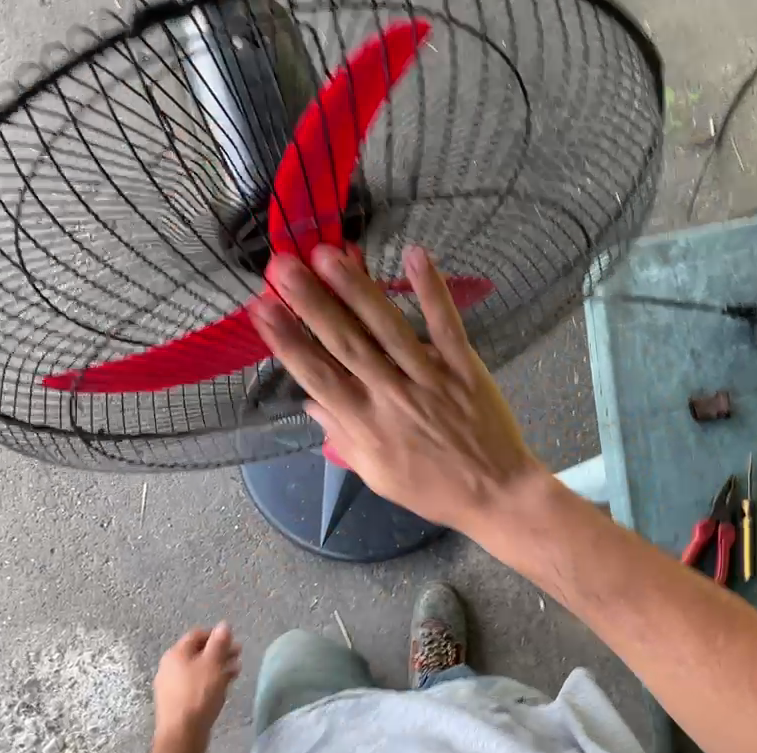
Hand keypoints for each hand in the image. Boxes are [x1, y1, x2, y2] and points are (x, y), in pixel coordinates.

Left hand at [153, 623, 241, 752]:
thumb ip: (219, 643)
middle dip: (219, 652)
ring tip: (235, 672)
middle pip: (197, 652)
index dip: (216, 635)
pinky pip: (194, 684)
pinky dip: (209, 681)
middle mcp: (169, 666)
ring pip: (197, 669)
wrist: (182, 733)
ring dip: (217, 667)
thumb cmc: (199, 694)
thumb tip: (224, 624)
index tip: (233, 641)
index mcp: (176, 653)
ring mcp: (170, 684)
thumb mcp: (213, 664)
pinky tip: (222, 688)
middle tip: (238, 655)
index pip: (197, 635)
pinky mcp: (175, 701)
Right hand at [248, 245, 548, 535]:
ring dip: (357, 289)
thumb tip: (311, 403)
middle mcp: (392, 396)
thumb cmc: (432, 490)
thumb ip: (344, 437)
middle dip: (312, 304)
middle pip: (346, 344)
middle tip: (283, 266)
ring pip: (388, 329)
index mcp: (366, 425)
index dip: (288, 342)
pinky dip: (431, 290)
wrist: (494, 494)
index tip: (262, 309)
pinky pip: (445, 324)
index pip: (318, 378)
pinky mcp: (464, 367)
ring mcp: (430, 378)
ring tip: (329, 255)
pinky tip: (415, 254)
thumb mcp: (377, 476)